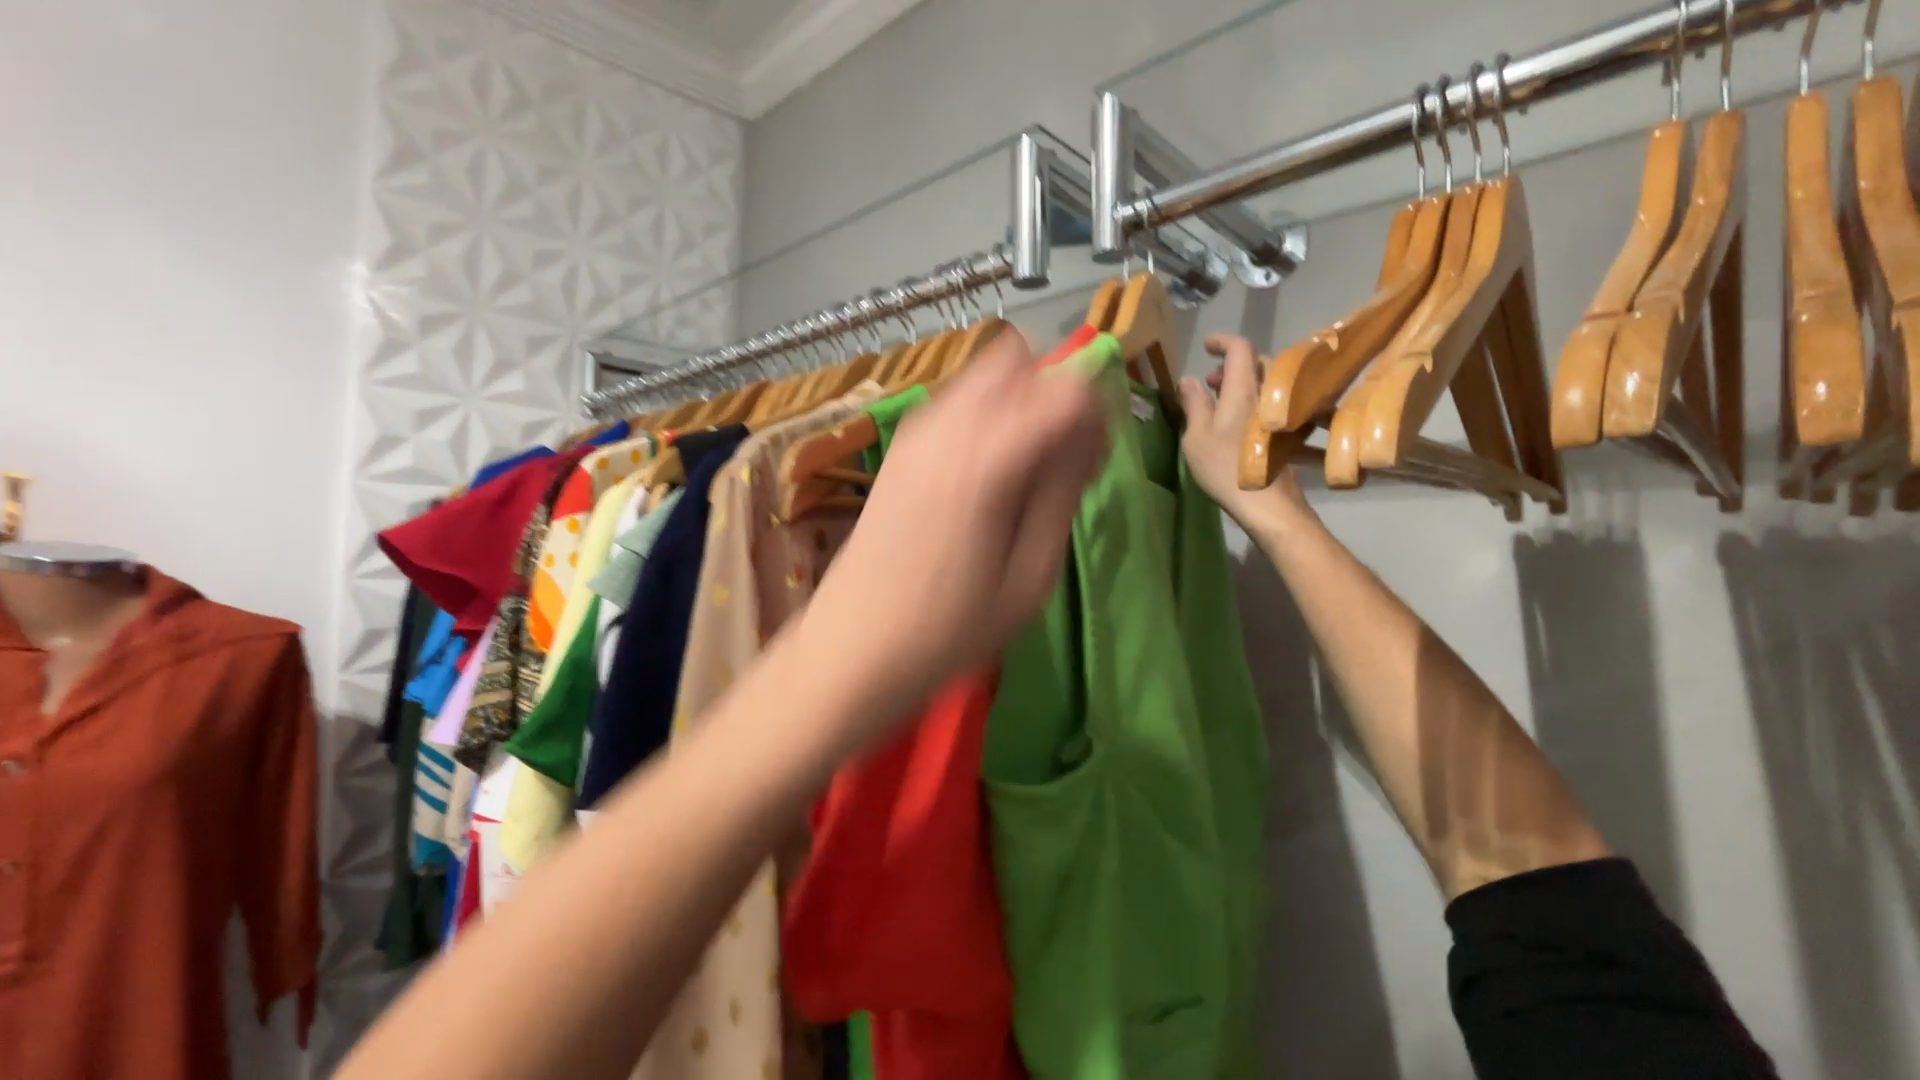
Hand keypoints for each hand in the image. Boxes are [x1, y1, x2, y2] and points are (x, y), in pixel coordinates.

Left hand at [799, 328, 1107, 743]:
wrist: (852, 649)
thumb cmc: (950, 629)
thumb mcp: (1030, 575)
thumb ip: (1062, 490)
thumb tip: (1091, 431)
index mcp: (988, 458)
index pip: (1065, 388)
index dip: (1095, 414)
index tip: (1096, 464)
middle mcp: (948, 425)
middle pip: (1019, 357)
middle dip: (1053, 392)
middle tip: (1061, 456)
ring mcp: (916, 431)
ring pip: (984, 372)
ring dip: (1018, 399)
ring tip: (1023, 470)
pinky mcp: (899, 447)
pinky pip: (955, 400)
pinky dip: (985, 414)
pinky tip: (985, 475)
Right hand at [1176, 334, 1313, 538]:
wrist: (1267, 503)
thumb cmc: (1225, 468)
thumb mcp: (1197, 437)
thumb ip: (1194, 404)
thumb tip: (1189, 380)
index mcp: (1243, 390)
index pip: (1240, 348)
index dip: (1223, 342)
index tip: (1206, 346)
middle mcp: (1266, 394)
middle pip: (1256, 363)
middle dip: (1231, 365)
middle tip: (1208, 381)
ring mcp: (1280, 413)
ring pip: (1266, 382)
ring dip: (1243, 382)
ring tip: (1219, 401)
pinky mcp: (1286, 430)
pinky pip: (1272, 402)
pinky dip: (1254, 400)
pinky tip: (1237, 421)